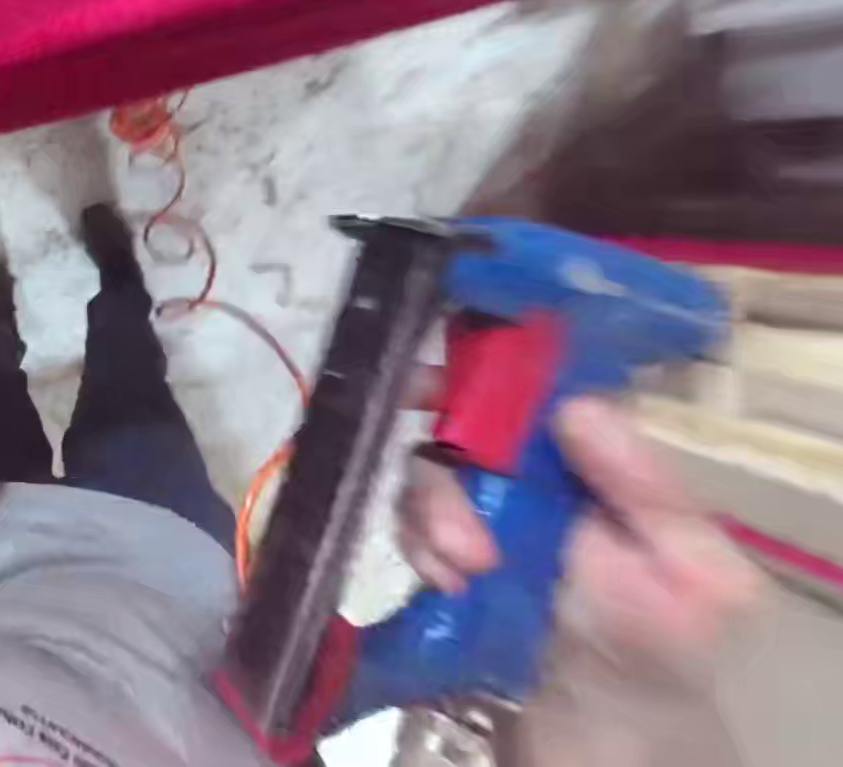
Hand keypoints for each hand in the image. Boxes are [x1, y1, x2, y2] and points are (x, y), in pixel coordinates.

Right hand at [398, 396, 759, 689]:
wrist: (592, 720)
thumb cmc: (657, 642)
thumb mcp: (692, 577)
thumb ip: (649, 496)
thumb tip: (577, 405)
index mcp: (589, 462)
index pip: (528, 391)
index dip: (476, 373)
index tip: (433, 383)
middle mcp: (521, 467)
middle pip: (452, 428)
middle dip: (442, 473)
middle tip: (452, 518)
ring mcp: (468, 498)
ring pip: (418, 469)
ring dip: (429, 514)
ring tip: (461, 569)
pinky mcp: (429, 529)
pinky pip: (400, 512)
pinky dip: (414, 541)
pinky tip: (443, 578)